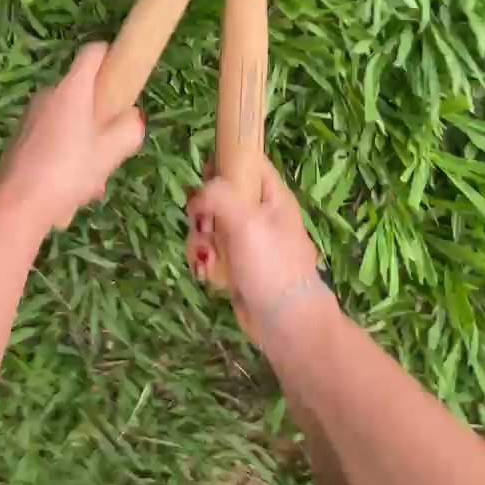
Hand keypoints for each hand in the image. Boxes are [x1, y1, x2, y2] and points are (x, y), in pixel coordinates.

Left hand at [0, 43, 146, 232]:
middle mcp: (48, 94)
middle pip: (83, 94)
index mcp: (71, 89)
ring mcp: (31, 115)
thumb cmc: (68, 171)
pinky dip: (64, 158)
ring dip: (84, 148)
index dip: (111, 57)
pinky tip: (68, 192)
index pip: (93, 53)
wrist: (18, 202)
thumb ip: (128, 130)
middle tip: (110, 153)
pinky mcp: (20, 137)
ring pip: (69, 122)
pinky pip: (52, 139)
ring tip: (89, 185)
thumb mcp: (111, 153)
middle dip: (101, 122)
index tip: (124, 77)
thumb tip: (131, 117)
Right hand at [186, 165, 334, 345]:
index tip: (205, 174)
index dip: (224, 159)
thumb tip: (198, 196)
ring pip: (208, 221)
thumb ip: (219, 194)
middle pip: (218, 191)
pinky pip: (209, 248)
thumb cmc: (273, 267)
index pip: (247, 159)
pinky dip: (204, 258)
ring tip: (208, 256)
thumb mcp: (246, 222)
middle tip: (204, 224)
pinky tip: (208, 271)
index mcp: (272, 196)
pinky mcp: (234, 261)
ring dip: (200, 238)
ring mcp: (245, 238)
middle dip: (203, 208)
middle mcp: (258, 212)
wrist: (287, 326)